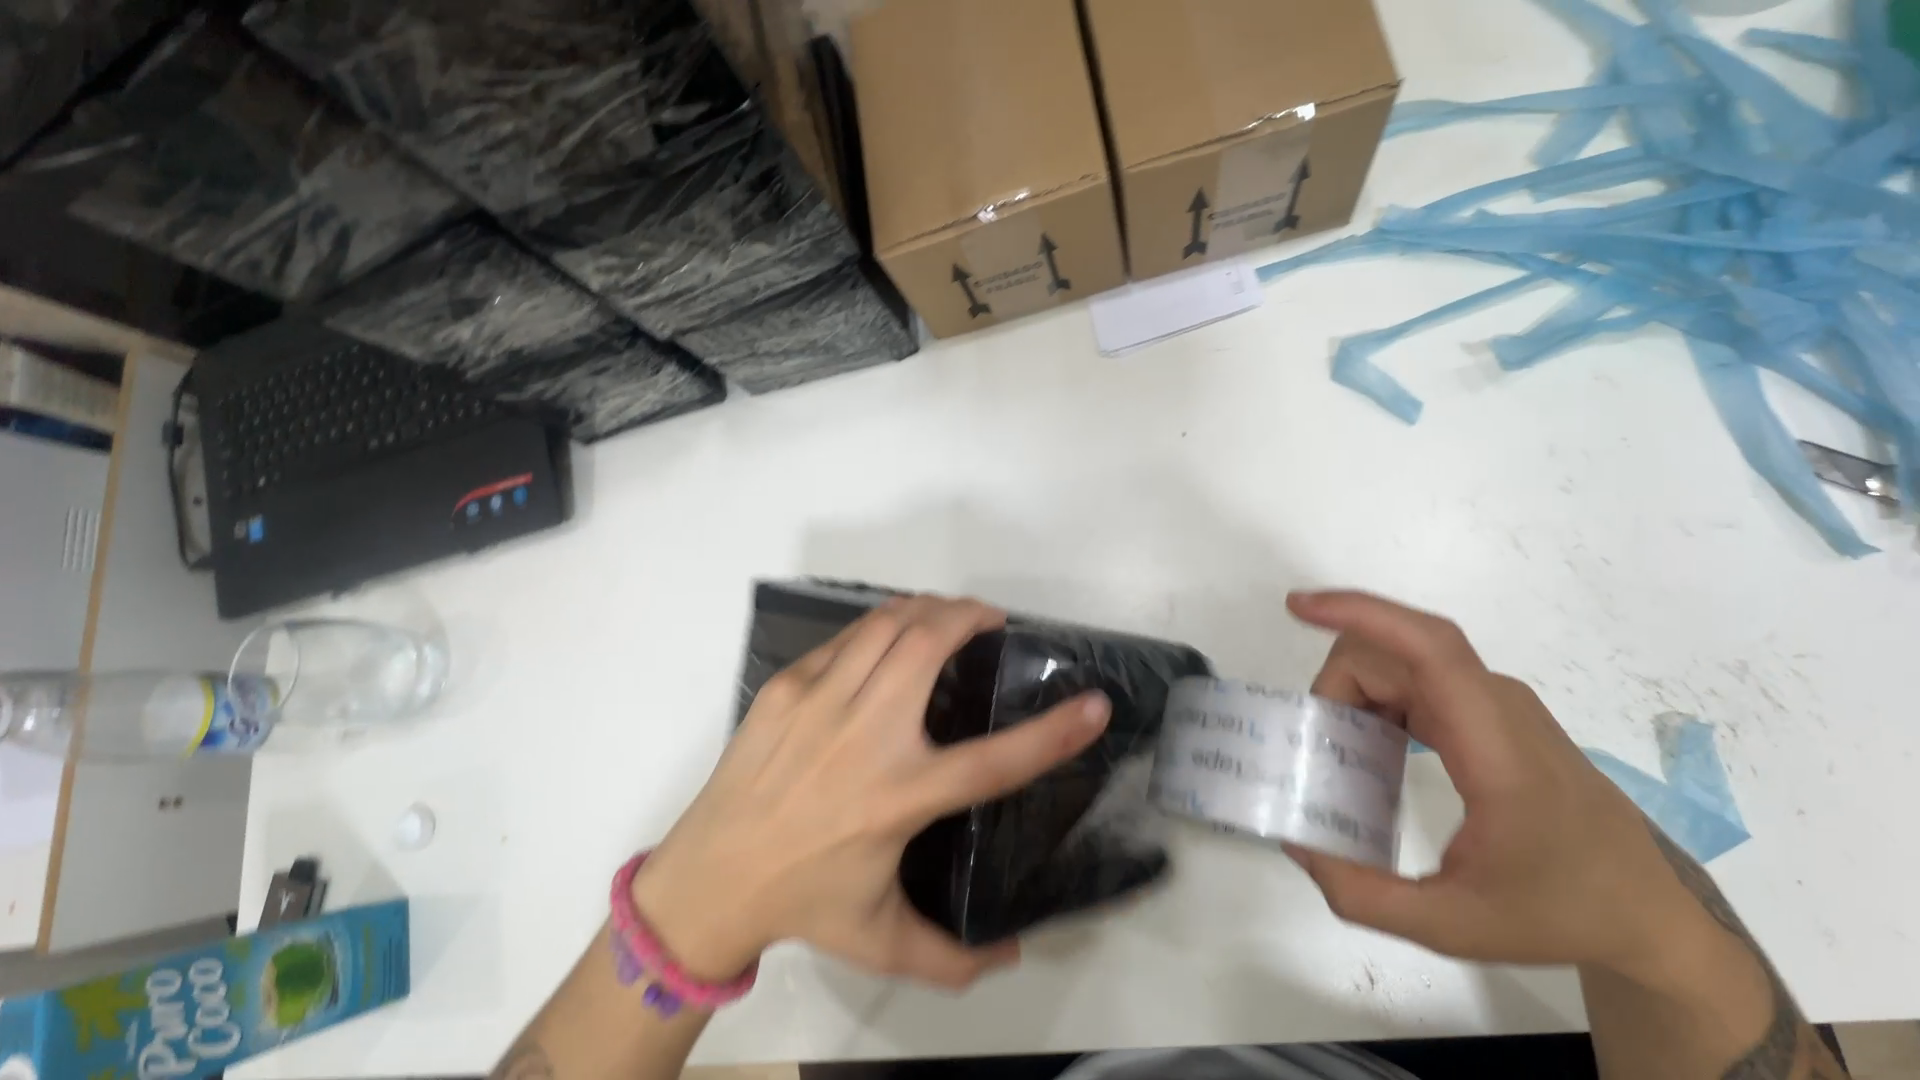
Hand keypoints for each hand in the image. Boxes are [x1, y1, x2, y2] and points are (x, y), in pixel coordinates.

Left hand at [630, 595, 1111, 988]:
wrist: (708, 877)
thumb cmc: (803, 904)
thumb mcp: (882, 941)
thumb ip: (951, 958)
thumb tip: (1013, 955)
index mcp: (899, 798)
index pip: (995, 760)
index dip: (1055, 730)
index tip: (1094, 703)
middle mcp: (865, 738)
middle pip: (929, 645)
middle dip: (971, 616)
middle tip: (992, 621)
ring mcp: (819, 702)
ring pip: (886, 625)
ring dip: (928, 609)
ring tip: (949, 616)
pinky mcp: (786, 688)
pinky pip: (846, 638)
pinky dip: (880, 625)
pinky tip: (890, 638)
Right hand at [1282, 590, 1720, 981]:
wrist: (1646, 911)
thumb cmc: (1557, 914)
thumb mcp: (1451, 927)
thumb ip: (1361, 894)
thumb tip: (1296, 841)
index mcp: (1497, 751)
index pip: (1430, 650)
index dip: (1361, 614)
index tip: (1300, 607)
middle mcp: (1498, 708)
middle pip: (1392, 653)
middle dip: (1335, 688)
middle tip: (1314, 754)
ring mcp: (1498, 706)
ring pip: (1399, 662)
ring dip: (1351, 696)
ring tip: (1339, 761)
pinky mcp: (1491, 713)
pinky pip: (1415, 682)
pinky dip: (1374, 704)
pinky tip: (1368, 755)